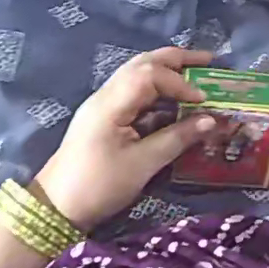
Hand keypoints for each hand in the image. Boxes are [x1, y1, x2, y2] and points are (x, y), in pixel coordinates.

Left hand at [35, 47, 216, 228]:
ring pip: (138, 76)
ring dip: (168, 73)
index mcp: (111, 103)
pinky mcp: (107, 118)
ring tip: (197, 75)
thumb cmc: (99, 185)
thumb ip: (177, 138)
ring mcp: (105, 105)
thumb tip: (210, 120)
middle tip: (209, 62)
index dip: (180, 82)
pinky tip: (176, 101)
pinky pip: (135, 95)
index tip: (204, 99)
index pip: (150, 75)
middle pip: (143, 64)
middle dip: (177, 60)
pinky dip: (159, 93)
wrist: (57, 207)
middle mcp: (107, 95)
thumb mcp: (142, 164)